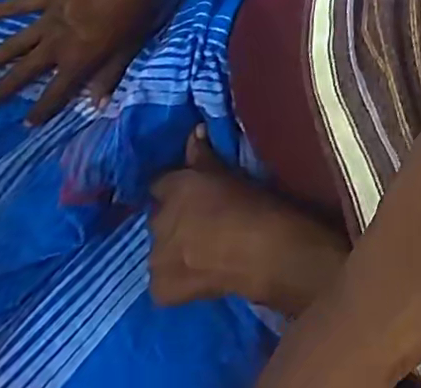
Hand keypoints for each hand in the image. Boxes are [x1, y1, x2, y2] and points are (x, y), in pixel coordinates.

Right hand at [0, 0, 157, 123]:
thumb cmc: (135, 15)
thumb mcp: (128, 50)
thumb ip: (110, 77)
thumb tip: (97, 106)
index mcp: (77, 60)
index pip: (56, 92)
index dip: (42, 110)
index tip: (25, 125)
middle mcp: (56, 45)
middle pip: (24, 72)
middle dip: (2, 90)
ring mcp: (48, 21)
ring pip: (13, 45)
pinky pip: (18, 6)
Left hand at [148, 128, 348, 314]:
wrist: (264, 250)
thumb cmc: (255, 203)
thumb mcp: (230, 173)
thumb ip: (204, 155)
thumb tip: (195, 131)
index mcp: (174, 187)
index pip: (160, 183)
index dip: (176, 187)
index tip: (193, 193)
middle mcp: (157, 220)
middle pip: (158, 216)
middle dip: (174, 218)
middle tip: (201, 221)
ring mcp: (156, 258)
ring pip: (160, 248)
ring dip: (174, 246)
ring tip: (202, 249)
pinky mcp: (160, 289)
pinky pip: (162, 280)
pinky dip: (177, 277)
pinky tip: (198, 274)